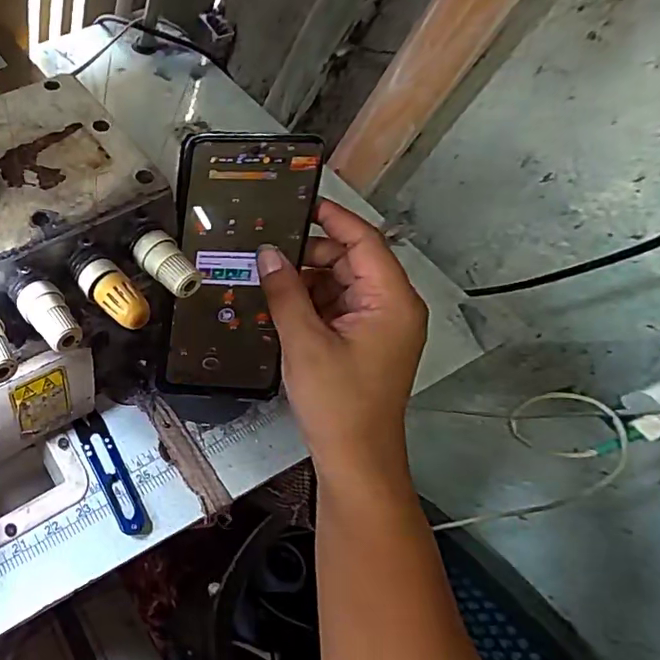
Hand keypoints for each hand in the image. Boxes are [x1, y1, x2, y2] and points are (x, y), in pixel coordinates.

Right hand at [258, 199, 426, 477]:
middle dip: (310, 256)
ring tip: (268, 283)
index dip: (333, 219)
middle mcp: (392, 307)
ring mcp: (379, 325)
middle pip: (351, 261)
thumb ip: (285, 292)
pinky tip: (280, 307)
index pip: (365, 241)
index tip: (301, 203)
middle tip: (267, 253)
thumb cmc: (338, 403)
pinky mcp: (364, 340)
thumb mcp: (304, 342)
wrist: (354, 456)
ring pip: (340, 284)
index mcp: (391, 301)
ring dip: (306, 282)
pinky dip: (310, 303)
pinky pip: (336, 306)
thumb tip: (268, 254)